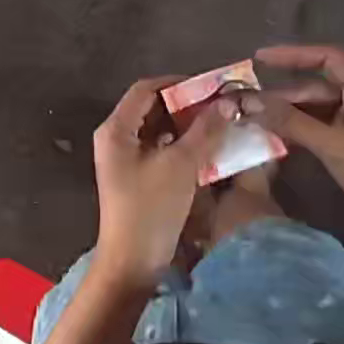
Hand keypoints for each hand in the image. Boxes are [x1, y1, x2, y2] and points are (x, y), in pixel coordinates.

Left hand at [92, 76, 231, 288]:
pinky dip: (181, 144)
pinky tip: (207, 147)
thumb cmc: (151, 208)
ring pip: (157, 128)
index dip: (177, 82)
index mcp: (116, 129)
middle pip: (151, 107)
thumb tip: (228, 102)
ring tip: (219, 122)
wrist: (132, 261)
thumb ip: (204, 130)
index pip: (146, 89)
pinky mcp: (136, 175)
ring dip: (185, 124)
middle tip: (220, 103)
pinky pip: (159, 148)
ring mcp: (124, 158)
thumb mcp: (181, 165)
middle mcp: (115, 138)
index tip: (210, 85)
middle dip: (185, 103)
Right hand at [250, 44, 343, 242]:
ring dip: (289, 115)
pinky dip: (301, 132)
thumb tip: (249, 101)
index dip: (293, 56)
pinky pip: (325, 132)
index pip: (330, 60)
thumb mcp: (337, 146)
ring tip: (253, 118)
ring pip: (320, 112)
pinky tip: (275, 137)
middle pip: (321, 88)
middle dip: (284, 93)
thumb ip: (292, 122)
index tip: (259, 58)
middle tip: (246, 101)